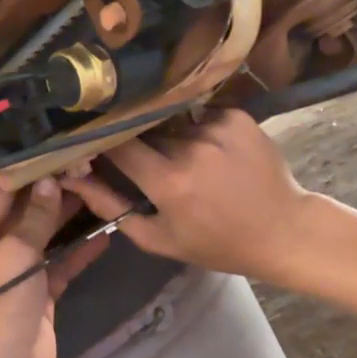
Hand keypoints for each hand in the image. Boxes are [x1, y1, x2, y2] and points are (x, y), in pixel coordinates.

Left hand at [0, 179, 107, 357]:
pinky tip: (105, 234)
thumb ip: (34, 220)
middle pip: (23, 215)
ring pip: (44, 238)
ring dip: (67, 219)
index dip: (26, 174)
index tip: (56, 150)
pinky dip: (78, 252)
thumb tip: (50, 182)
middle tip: (84, 166)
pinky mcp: (38, 296)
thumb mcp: (15, 260)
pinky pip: (59, 265)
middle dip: (51, 193)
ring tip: (96, 190)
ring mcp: (15, 275)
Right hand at [59, 108, 326, 281]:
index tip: (93, 139)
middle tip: (152, 160)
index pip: (117, 143)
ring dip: (174, 136)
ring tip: (192, 159)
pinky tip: (216, 151)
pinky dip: (202, 128)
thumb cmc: (217, 243)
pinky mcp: (238, 117)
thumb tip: (72, 177)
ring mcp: (217, 128)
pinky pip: (203, 114)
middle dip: (142, 142)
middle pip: (147, 131)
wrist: (284, 231)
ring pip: (175, 122)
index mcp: (168, 181)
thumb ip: (111, 207)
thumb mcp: (159, 238)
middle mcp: (191, 148)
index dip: (102, 139)